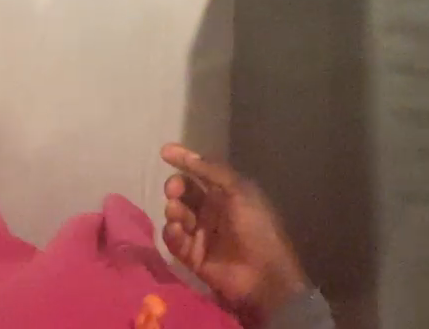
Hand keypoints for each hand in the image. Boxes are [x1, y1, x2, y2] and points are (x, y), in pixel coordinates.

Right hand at [159, 144, 308, 325]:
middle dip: (175, 186)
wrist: (264, 276)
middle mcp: (211, 209)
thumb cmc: (255, 226)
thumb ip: (212, 171)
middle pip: (184, 191)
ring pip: (177, 214)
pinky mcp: (194, 257)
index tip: (164, 152)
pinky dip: (172, 233)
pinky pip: (176, 240)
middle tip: (172, 190)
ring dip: (173, 210)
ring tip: (175, 212)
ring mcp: (201, 233)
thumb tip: (187, 154)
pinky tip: (176, 230)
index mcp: (224, 192)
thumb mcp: (239, 190)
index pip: (199, 170)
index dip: (183, 160)